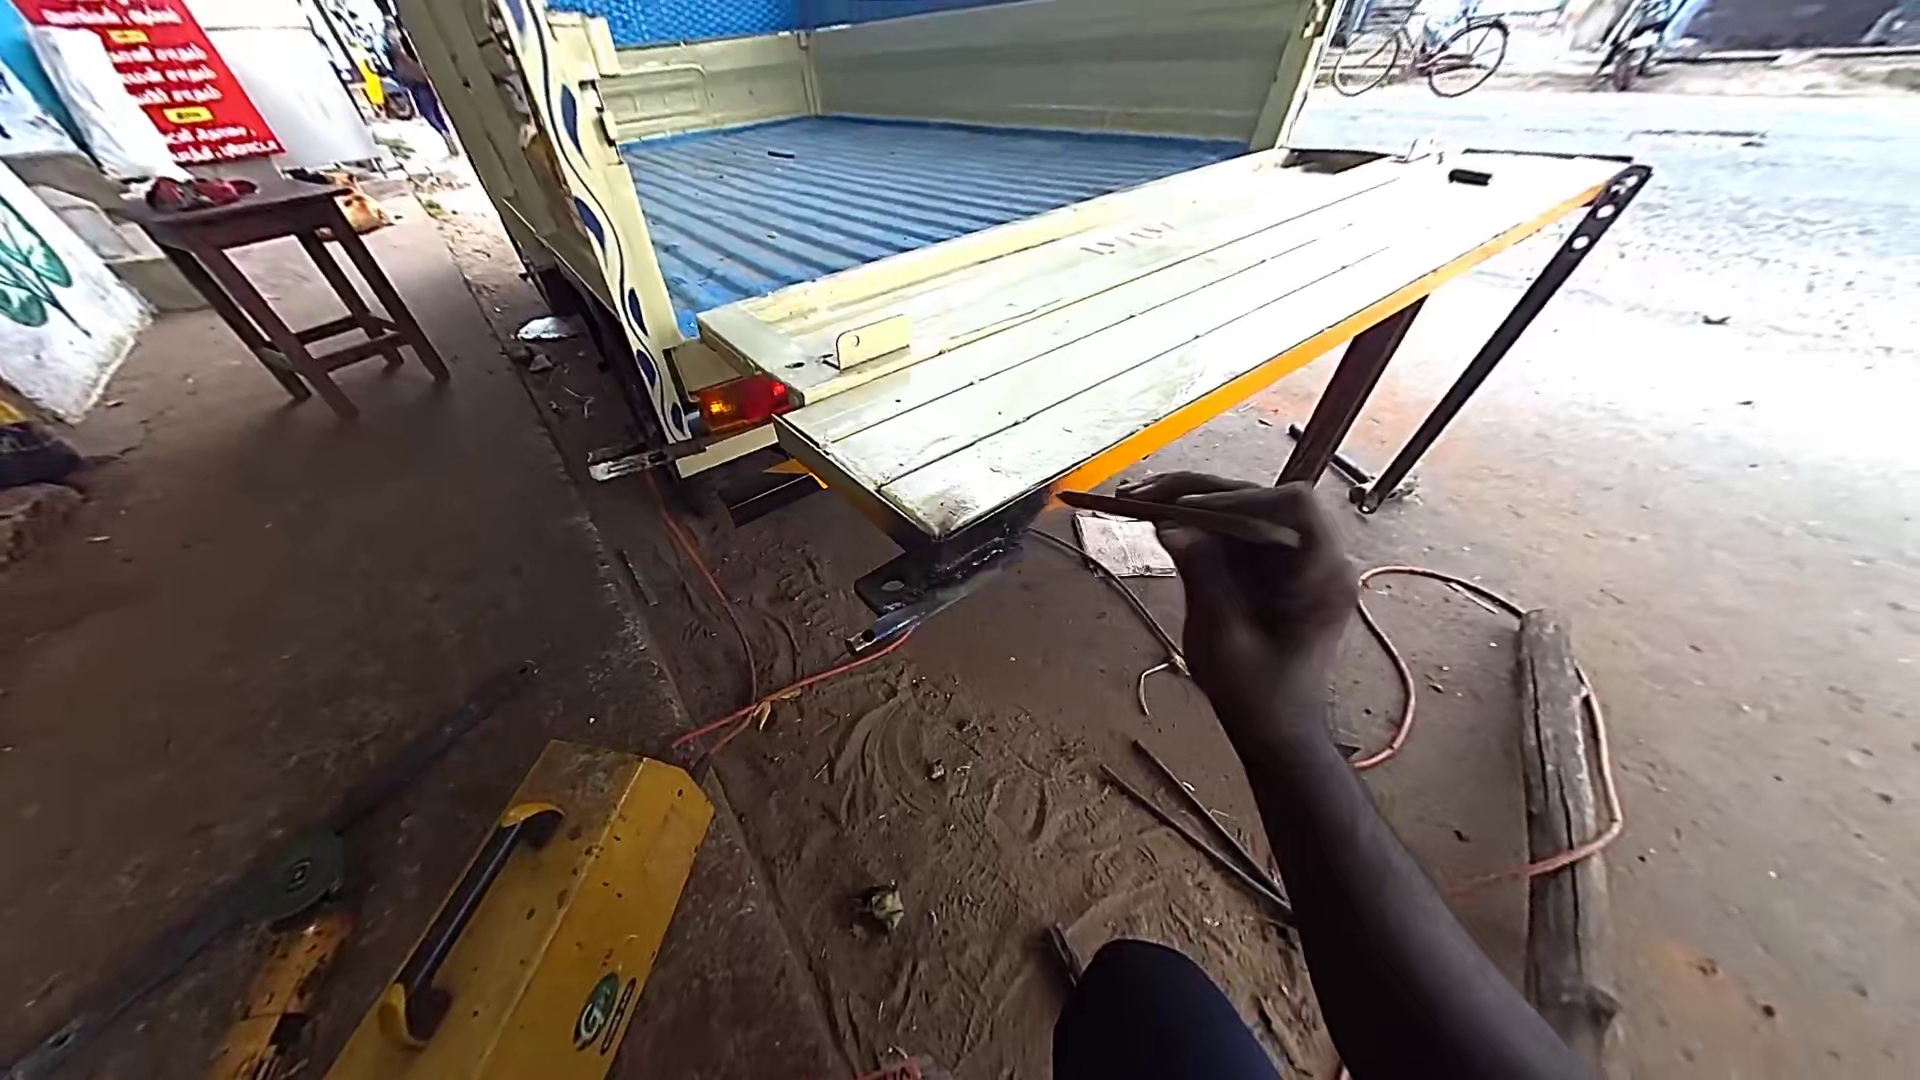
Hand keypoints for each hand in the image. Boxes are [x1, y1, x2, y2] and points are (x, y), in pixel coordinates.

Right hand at [1118, 473, 1356, 733]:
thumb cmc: (1256, 695)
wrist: (1272, 725)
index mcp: (1321, 575)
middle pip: (1260, 498)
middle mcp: (1313, 556)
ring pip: (1240, 507)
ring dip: (1189, 499)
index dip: (1238, 500)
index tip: (1186, 510)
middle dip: (1200, 492)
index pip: (1293, 506)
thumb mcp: (1223, 639)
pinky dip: (1194, 520)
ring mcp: (1289, 558)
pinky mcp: (1265, 564)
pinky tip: (1159, 516)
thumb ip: (1202, 577)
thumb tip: (1170, 526)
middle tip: (1143, 493)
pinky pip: (1231, 528)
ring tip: (1139, 497)